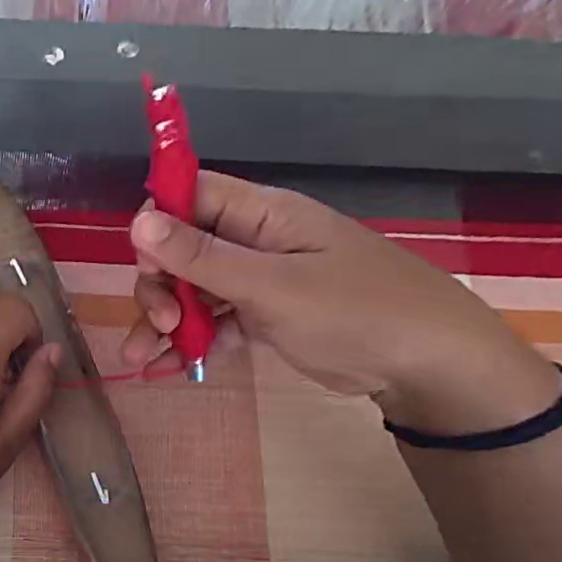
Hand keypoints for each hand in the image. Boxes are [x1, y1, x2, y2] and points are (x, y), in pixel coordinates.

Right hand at [123, 171, 561, 434]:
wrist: (423, 363)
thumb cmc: (353, 311)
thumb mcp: (271, 285)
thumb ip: (201, 256)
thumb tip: (138, 219)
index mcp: (262, 214)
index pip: (190, 196)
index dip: (157, 225)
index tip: (148, 267)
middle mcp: (254, 240)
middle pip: (182, 251)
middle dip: (160, 287)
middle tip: (161, 326)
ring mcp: (259, 280)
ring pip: (193, 290)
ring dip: (166, 321)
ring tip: (145, 358)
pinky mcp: (264, 316)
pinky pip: (215, 320)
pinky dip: (195, 341)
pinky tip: (181, 365)